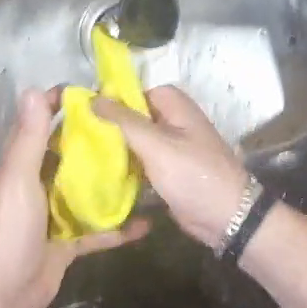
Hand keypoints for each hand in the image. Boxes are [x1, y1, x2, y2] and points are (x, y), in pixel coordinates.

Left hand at [0, 90, 146, 307]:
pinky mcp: (68, 243)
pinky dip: (119, 228)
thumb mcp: (18, 180)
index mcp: (21, 166)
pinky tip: (146, 222)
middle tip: (134, 125)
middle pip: (69, 156)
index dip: (62, 106)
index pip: (41, 125)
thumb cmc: (7, 233)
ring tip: (147, 165)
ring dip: (112, 181)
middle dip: (97, 141)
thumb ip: (29, 139)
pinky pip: (97, 230)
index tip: (97, 93)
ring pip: (87, 190)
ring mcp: (54, 215)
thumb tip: (33, 90)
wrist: (0, 298)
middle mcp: (37, 185)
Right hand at [92, 86, 249, 248]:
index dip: (117, 99)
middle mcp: (176, 123)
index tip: (88, 111)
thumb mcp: (155, 144)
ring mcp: (173, 149)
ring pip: (139, 142)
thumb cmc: (192, 173)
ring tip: (85, 155)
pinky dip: (128, 168)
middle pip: (138, 117)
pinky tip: (103, 175)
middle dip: (113, 126)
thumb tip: (93, 97)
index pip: (140, 91)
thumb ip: (124, 121)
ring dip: (118, 149)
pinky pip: (144, 163)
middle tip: (81, 135)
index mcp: (177, 107)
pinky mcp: (170, 173)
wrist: (226, 216)